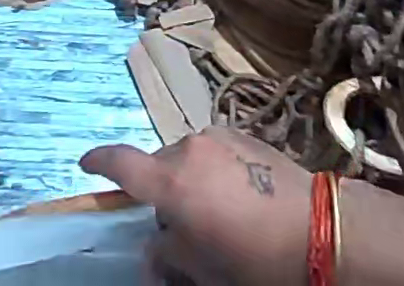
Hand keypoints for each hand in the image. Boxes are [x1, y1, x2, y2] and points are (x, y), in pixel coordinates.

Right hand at [81, 128, 311, 285]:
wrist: (316, 226)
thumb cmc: (252, 257)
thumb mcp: (201, 270)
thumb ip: (167, 252)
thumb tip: (154, 244)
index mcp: (173, 181)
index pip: (123, 163)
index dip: (100, 162)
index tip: (86, 164)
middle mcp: (191, 148)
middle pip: (158, 165)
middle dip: (156, 189)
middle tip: (172, 224)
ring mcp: (219, 136)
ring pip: (185, 156)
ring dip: (185, 178)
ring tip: (209, 211)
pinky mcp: (242, 133)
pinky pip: (210, 150)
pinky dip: (208, 168)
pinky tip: (232, 195)